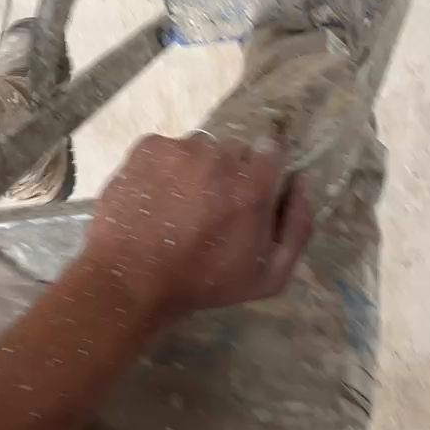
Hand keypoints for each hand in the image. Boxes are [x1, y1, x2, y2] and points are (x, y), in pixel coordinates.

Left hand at [81, 132, 314, 325]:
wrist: (128, 281)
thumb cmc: (203, 282)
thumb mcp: (269, 275)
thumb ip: (298, 226)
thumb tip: (301, 182)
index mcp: (254, 184)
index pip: (274, 149)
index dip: (263, 170)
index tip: (248, 194)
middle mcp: (221, 155)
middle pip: (236, 151)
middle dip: (229, 173)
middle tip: (209, 208)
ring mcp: (181, 148)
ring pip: (200, 149)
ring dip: (196, 170)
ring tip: (177, 205)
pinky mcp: (149, 147)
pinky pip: (167, 149)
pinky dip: (164, 167)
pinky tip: (155, 198)